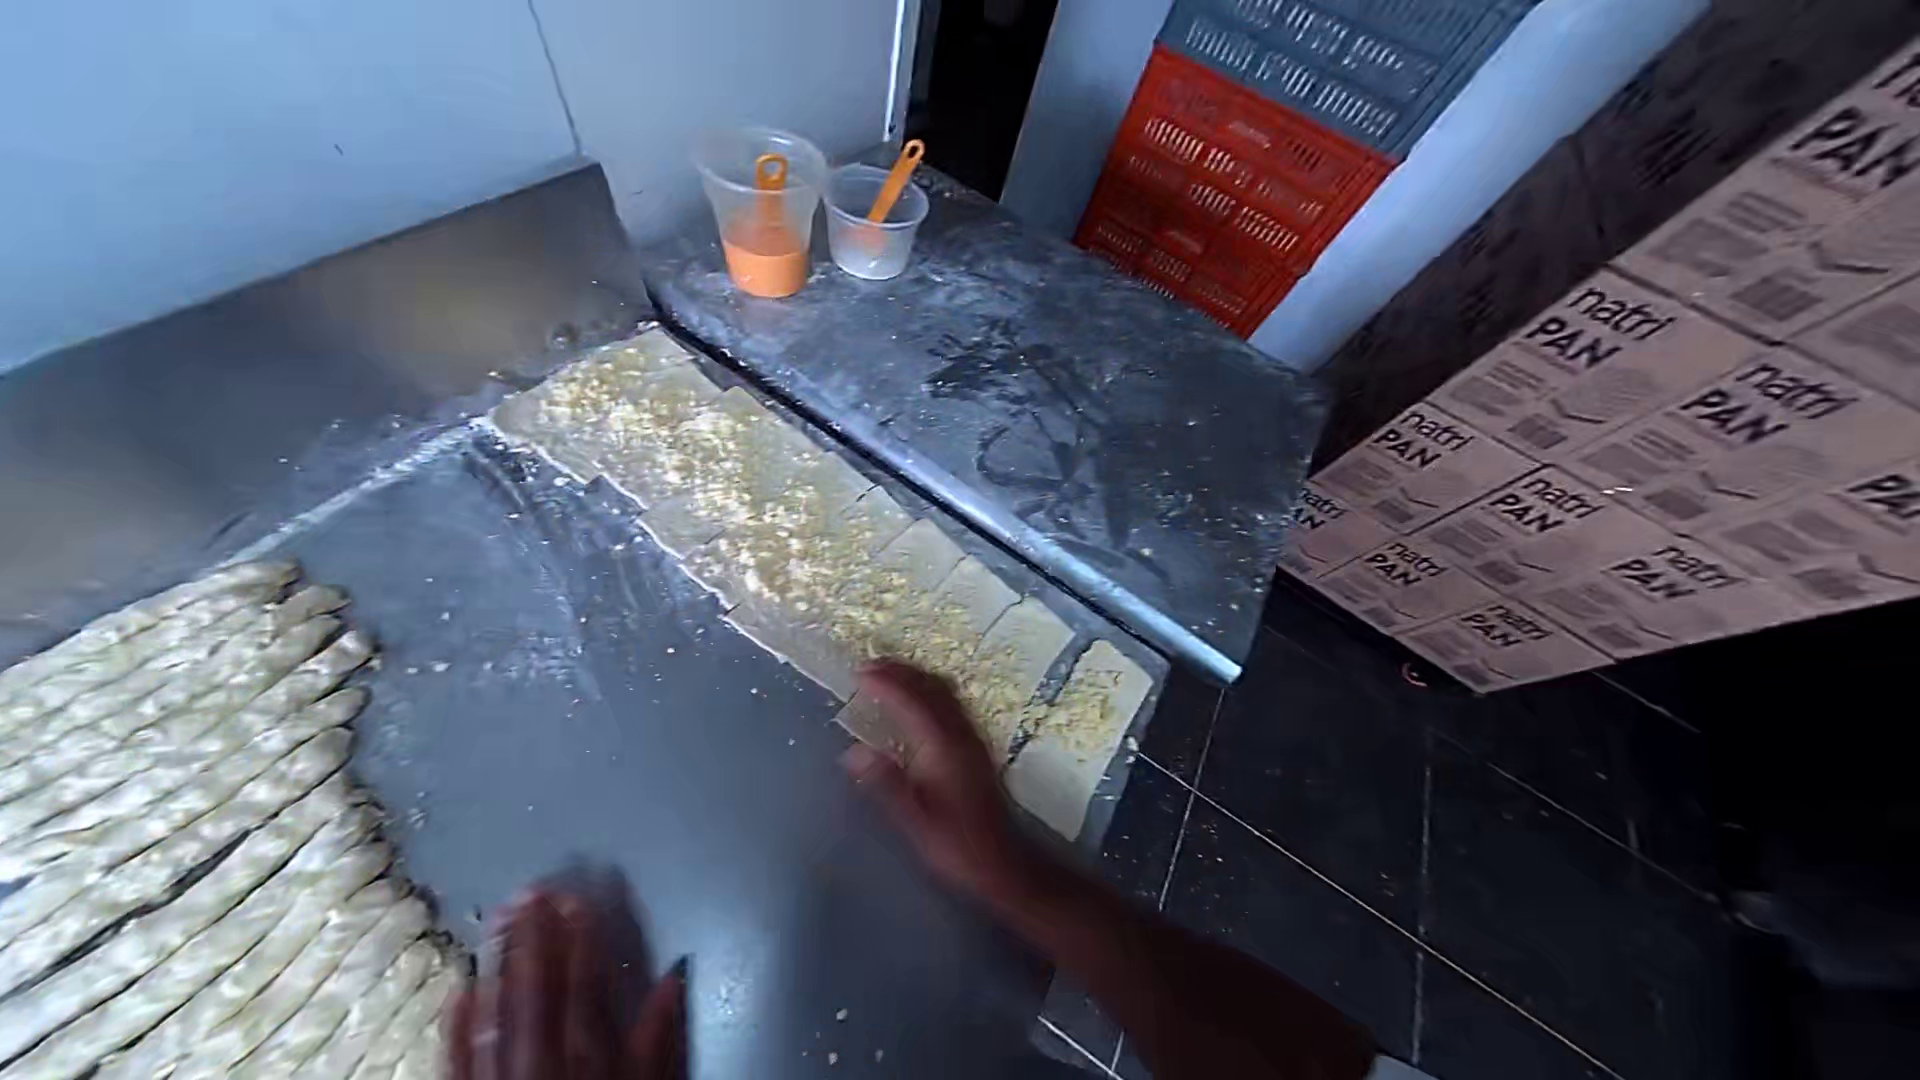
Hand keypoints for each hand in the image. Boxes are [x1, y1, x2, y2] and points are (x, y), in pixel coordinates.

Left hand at [448, 890, 684, 1079]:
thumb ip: (658, 1037)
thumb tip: (675, 974)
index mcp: (587, 1057)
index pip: (584, 983)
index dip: (582, 937)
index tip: (579, 896)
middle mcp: (539, 1064)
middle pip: (537, 990)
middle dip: (535, 938)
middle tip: (532, 890)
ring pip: (495, 1016)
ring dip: (498, 963)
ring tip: (499, 918)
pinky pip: (456, 1065)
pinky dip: (457, 1026)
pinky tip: (461, 988)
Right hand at [841, 660, 1040, 903]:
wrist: (1002, 862)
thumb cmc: (956, 845)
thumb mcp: (915, 821)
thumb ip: (886, 784)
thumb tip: (853, 752)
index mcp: (943, 746)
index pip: (912, 702)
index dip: (886, 683)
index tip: (860, 672)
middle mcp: (960, 733)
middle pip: (931, 687)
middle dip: (900, 671)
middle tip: (870, 664)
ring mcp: (972, 736)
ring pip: (944, 690)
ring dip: (916, 676)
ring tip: (890, 673)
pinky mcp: (977, 744)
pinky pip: (952, 701)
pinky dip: (930, 688)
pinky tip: (919, 699)